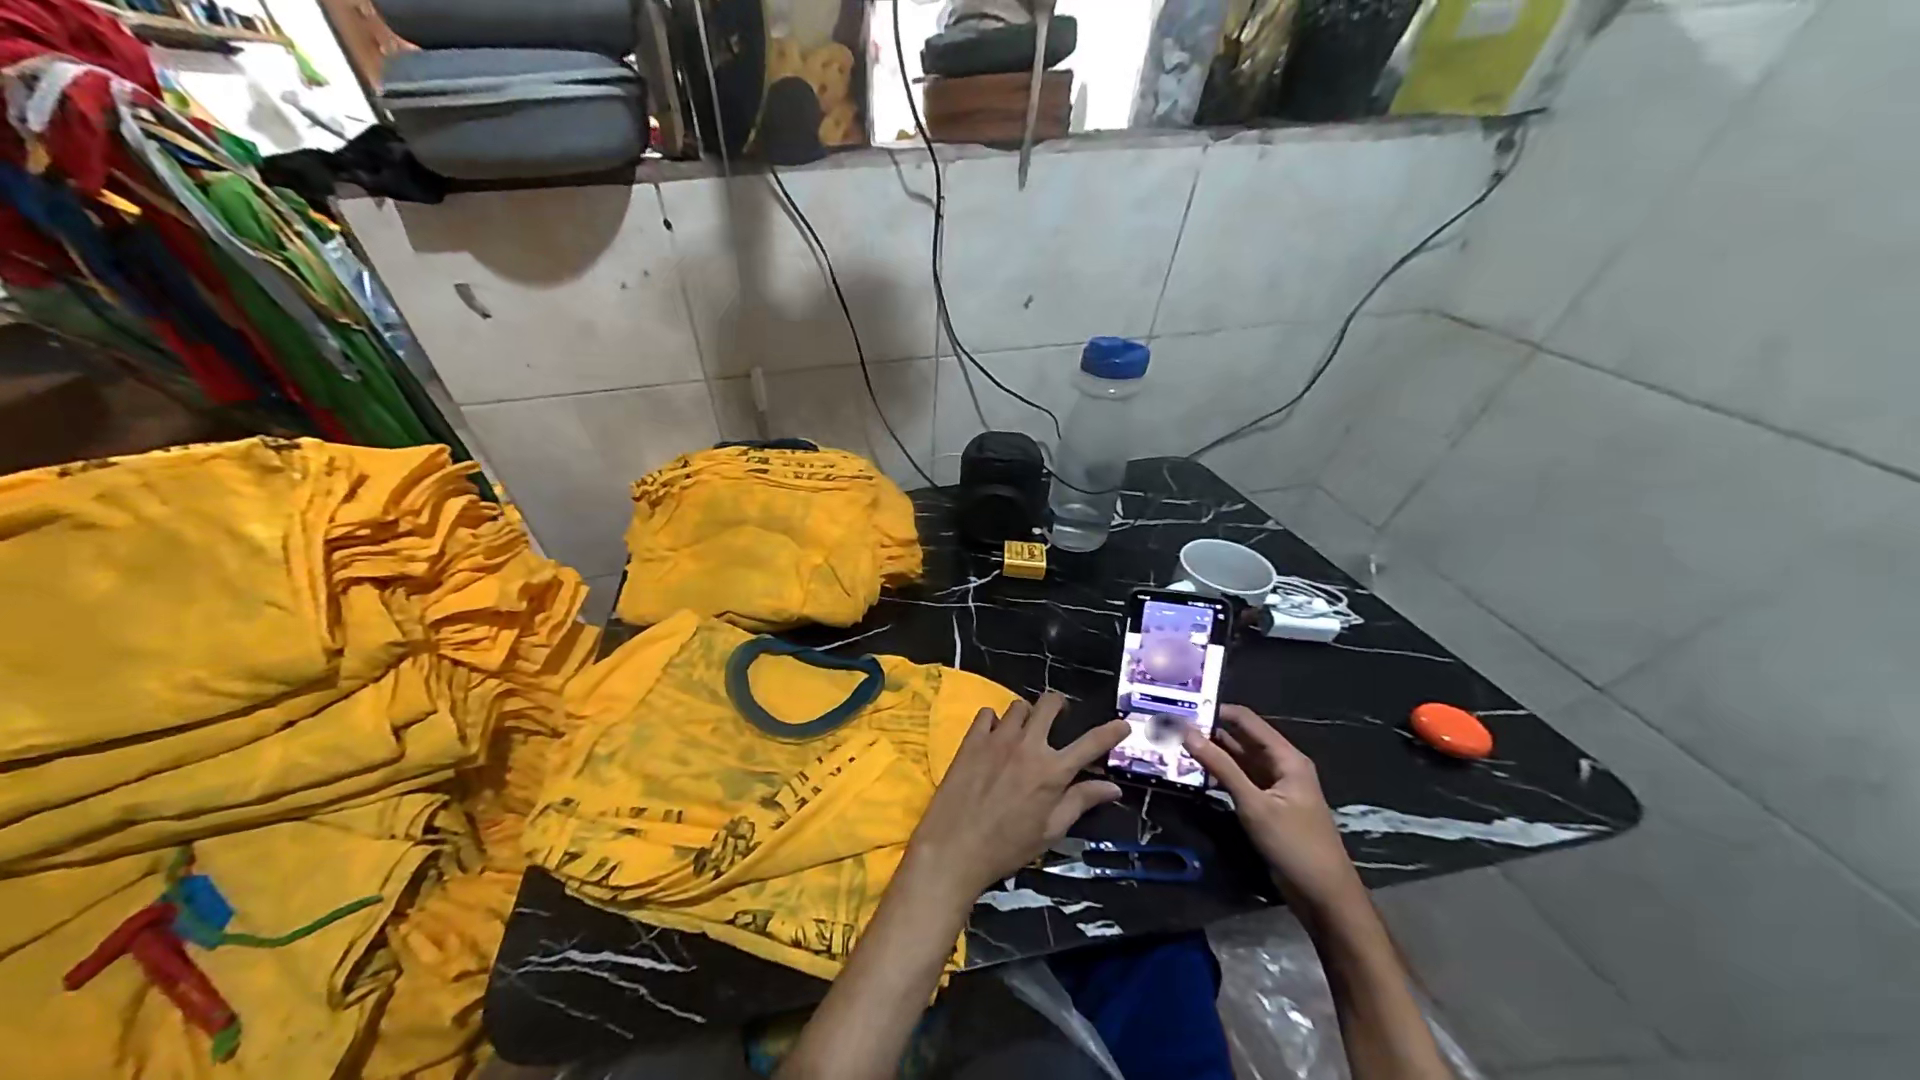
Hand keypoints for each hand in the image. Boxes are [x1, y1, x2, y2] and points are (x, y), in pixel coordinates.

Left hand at [906, 692, 1129, 903]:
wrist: (954, 848)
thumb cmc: (1007, 847)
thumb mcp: (1050, 831)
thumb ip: (1080, 802)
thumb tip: (1113, 788)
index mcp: (1052, 771)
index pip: (1090, 744)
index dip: (1111, 732)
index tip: (1123, 724)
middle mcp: (1028, 746)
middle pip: (1050, 704)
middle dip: (1059, 706)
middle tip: (1058, 718)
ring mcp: (997, 739)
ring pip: (1018, 706)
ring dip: (1027, 715)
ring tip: (1023, 731)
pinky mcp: (971, 740)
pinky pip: (987, 714)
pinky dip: (994, 721)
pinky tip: (993, 737)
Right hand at [1184, 705, 1360, 908]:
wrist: (1324, 895)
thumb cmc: (1294, 844)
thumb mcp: (1254, 804)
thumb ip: (1221, 766)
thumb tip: (1187, 732)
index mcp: (1286, 758)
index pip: (1247, 721)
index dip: (1217, 710)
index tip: (1183, 706)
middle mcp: (1281, 766)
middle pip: (1241, 739)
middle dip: (1209, 731)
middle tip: (1171, 726)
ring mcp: (1274, 786)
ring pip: (1238, 760)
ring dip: (1212, 754)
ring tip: (1175, 745)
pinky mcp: (1266, 805)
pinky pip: (1239, 780)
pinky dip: (1219, 775)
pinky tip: (1194, 773)